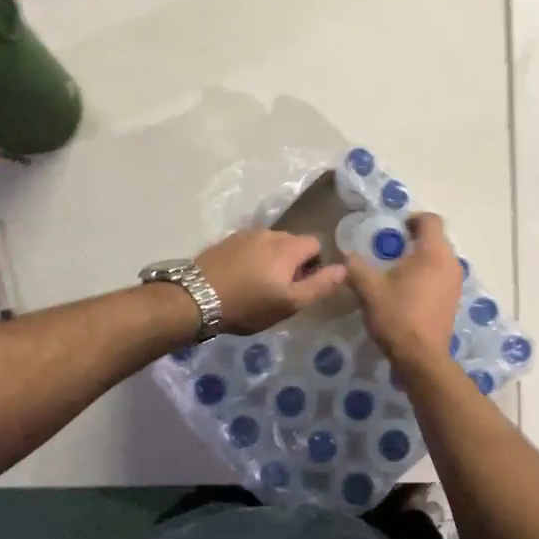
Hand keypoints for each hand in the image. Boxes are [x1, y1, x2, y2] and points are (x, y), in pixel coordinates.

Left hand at [195, 230, 346, 334]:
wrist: (194, 298)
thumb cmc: (248, 304)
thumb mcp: (289, 303)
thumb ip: (319, 285)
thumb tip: (345, 268)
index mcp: (288, 246)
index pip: (316, 244)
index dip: (314, 265)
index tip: (302, 286)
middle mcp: (269, 233)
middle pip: (292, 243)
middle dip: (293, 261)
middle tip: (281, 290)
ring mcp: (244, 235)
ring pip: (269, 245)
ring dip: (271, 260)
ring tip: (258, 285)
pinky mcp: (225, 242)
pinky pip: (249, 247)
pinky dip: (252, 259)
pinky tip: (240, 279)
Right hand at [344, 213, 462, 365]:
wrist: (421, 358)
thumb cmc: (397, 317)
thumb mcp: (369, 289)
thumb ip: (356, 267)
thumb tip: (347, 255)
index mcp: (434, 253)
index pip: (431, 220)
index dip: (412, 218)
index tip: (394, 229)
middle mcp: (451, 263)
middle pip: (436, 238)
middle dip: (414, 239)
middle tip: (389, 249)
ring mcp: (456, 282)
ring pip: (439, 258)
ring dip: (420, 258)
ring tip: (396, 270)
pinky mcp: (454, 299)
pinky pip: (441, 275)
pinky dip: (427, 274)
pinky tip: (407, 290)